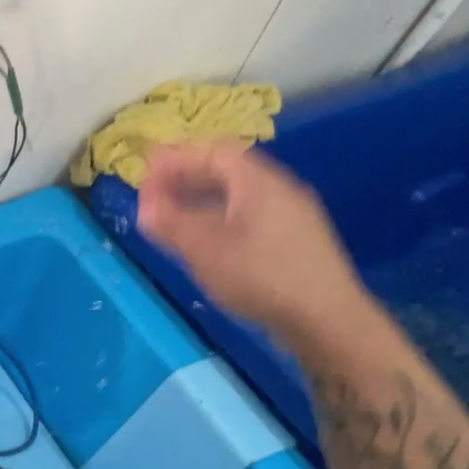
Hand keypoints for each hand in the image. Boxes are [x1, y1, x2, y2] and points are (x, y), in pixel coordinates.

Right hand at [136, 141, 367, 338]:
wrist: (324, 316)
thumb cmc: (261, 277)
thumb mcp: (207, 251)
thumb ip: (172, 225)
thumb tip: (144, 206)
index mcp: (257, 183)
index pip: (214, 152)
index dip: (177, 158)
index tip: (146, 172)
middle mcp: (277, 189)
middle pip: (227, 170)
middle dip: (186, 177)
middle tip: (152, 194)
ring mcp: (288, 214)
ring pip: (237, 195)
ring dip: (200, 199)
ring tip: (170, 218)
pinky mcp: (291, 240)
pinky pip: (247, 215)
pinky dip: (217, 217)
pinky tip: (204, 241)